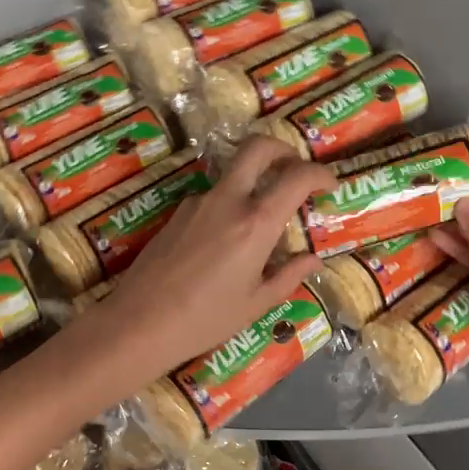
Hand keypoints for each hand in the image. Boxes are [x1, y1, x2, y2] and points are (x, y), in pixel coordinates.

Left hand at [82, 137, 335, 392]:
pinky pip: (212, 198)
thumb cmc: (205, 319)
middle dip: (282, 149)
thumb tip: (313, 259)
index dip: (320, 173)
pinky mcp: (177, 213)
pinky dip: (230, 205)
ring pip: (232, 174)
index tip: (330, 185)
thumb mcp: (255, 303)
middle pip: (257, 148)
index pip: (296, 177)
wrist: (139, 321)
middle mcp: (227, 201)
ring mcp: (197, 202)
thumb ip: (288, 275)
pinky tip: (228, 243)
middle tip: (295, 168)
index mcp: (255, 223)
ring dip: (253, 181)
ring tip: (262, 220)